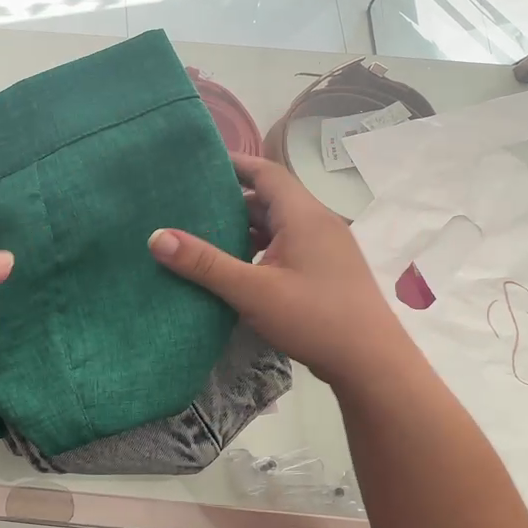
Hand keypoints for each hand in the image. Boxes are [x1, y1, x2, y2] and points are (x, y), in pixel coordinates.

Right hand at [148, 153, 415, 387]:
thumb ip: (204, 263)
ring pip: (275, 224)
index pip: (266, 172)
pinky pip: (282, 245)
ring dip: (240, 226)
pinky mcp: (323, 270)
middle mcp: (317, 224)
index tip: (196, 163)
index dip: (233, 164)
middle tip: (185, 203)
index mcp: (303, 217)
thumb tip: (156, 237)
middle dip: (228, 198)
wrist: (371, 363)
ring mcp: (323, 248)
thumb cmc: (314, 319)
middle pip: (268, 198)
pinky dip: (255, 247)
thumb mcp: (251, 291)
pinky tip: (231, 266)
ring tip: (199, 234)